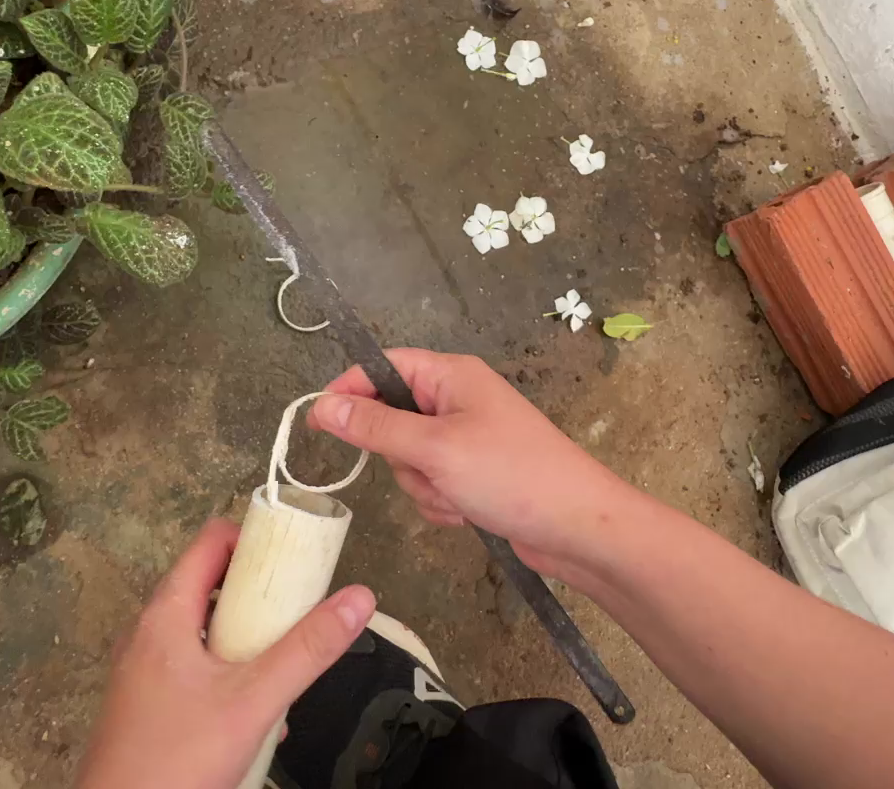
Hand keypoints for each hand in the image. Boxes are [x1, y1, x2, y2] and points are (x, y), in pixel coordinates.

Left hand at [75, 519, 375, 788]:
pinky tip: (256, 705)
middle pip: (211, 581)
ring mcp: (144, 669)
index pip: (212, 540)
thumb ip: (308, 649)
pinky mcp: (147, 703)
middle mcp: (149, 631)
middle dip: (260, 591)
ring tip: (284, 656)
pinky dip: (228, 666)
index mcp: (166, 612)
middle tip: (298, 608)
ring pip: (205, 626)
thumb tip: (360, 597)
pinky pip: (194, 662)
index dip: (255, 537)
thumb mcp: (252, 701)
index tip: (294, 557)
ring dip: (247, 633)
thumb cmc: (177, 759)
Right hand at [309, 349, 638, 586]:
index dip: (349, 388)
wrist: (576, 527)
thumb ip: (375, 426)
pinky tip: (467, 512)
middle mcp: (456, 399)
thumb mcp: (435, 448)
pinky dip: (441, 501)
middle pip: (392, 418)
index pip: (383, 366)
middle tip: (426, 467)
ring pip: (408, 459)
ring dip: (424, 485)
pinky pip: (431, 483)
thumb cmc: (509, 474)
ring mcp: (465, 438)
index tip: (317, 420)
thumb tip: (322, 404)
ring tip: (458, 495)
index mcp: (450, 375)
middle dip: (401, 455)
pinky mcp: (472, 473)